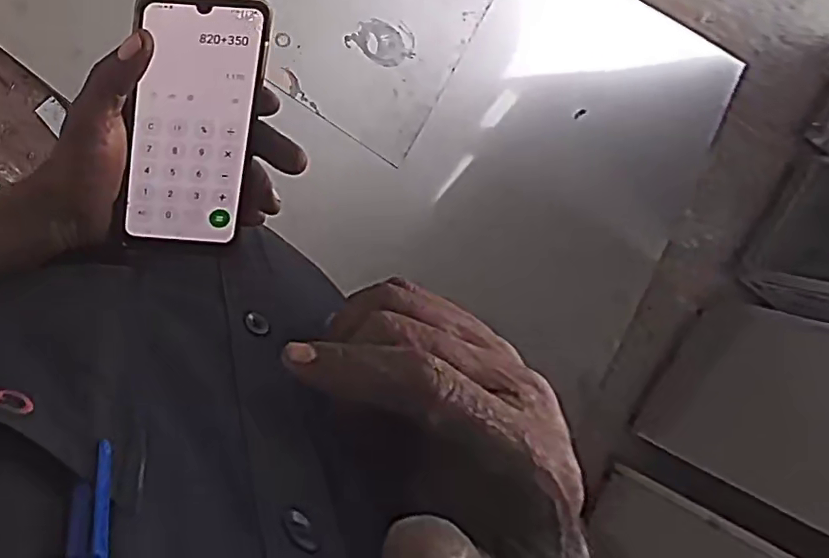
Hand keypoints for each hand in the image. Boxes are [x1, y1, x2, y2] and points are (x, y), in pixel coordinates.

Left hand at [26, 29, 308, 248]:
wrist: (63, 220)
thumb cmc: (72, 166)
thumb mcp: (93, 116)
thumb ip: (113, 78)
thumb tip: (140, 38)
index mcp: (153, 102)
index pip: (206, 85)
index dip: (242, 88)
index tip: (266, 99)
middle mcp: (170, 129)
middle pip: (230, 128)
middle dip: (265, 142)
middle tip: (290, 158)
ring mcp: (175, 163)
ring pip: (228, 165)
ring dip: (255, 178)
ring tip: (267, 199)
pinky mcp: (175, 194)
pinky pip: (215, 196)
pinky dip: (236, 204)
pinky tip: (247, 215)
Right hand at [282, 279, 584, 557]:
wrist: (529, 534)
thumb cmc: (495, 543)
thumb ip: (448, 557)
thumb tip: (410, 542)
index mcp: (522, 446)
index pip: (425, 377)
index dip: (355, 366)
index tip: (299, 364)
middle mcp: (515, 387)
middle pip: (408, 330)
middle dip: (344, 352)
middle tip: (318, 390)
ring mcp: (497, 354)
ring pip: (406, 300)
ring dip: (354, 324)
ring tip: (336, 367)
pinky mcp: (478, 338)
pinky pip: (413, 297)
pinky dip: (372, 312)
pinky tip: (359, 348)